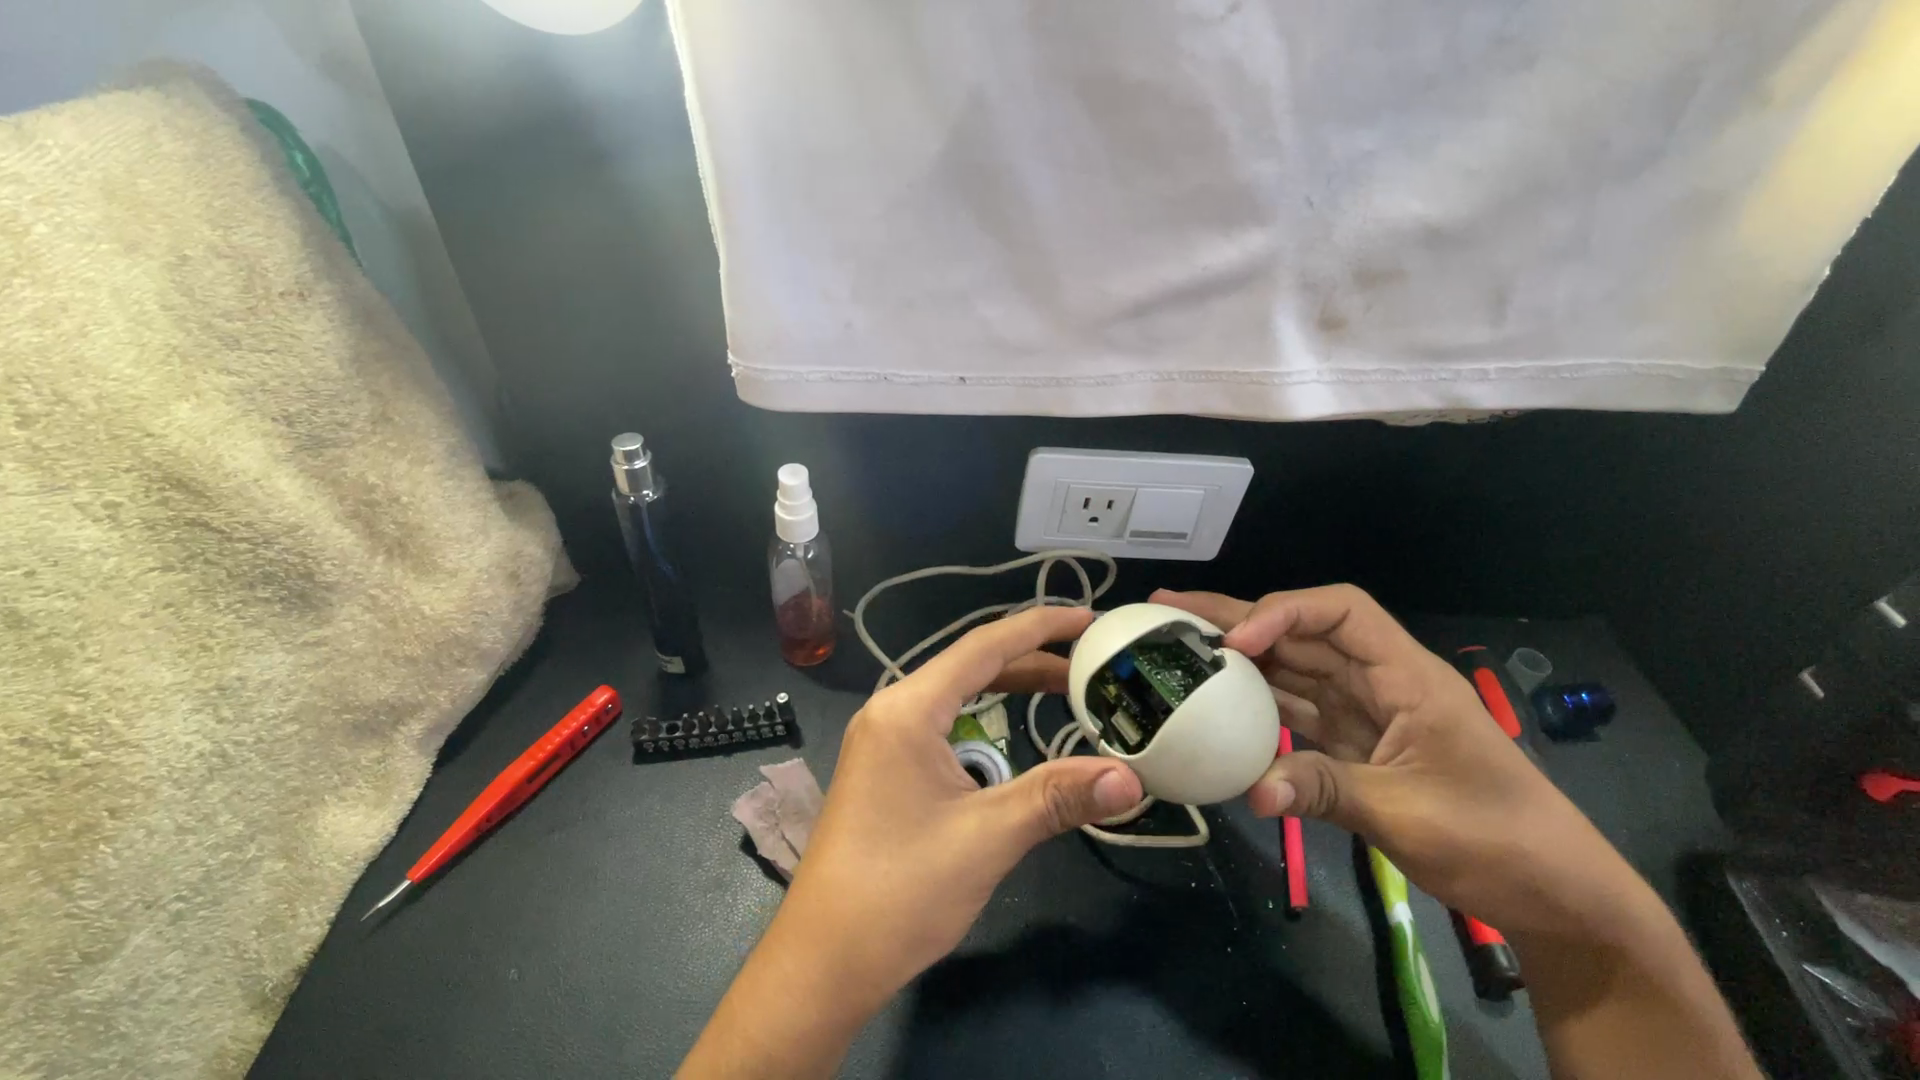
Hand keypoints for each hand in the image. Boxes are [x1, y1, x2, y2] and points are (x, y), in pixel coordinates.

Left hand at [784, 605, 1142, 999]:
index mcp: (908, 709)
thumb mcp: (987, 838)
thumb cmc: (900, 891)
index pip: (984, 646)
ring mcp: (882, 743)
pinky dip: (986, 727)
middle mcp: (891, 712)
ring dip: (1010, 695)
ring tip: (1067, 698)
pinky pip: (944, 728)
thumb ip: (1057, 797)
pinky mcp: (883, 772)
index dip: (1041, 627)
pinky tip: (1014, 746)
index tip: (1091, 618)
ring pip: (957, 698)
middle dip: (1033, 662)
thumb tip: (1131, 779)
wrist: (823, 961)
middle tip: (1093, 665)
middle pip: (972, 666)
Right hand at [1153, 585, 1648, 940]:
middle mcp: (1381, 683)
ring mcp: (1366, 715)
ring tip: (1176, 646)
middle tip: (1168, 609)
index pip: (1341, 611)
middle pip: (1303, 632)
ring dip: (1238, 658)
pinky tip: (1213, 704)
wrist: (1551, 891)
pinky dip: (1256, 707)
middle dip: (1238, 618)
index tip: (1235, 642)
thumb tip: (1251, 790)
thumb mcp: (1410, 813)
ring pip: (1294, 670)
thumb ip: (1327, 790)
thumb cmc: (1498, 838)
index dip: (1283, 612)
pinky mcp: (1356, 746)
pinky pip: (1298, 714)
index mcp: (1407, 677)